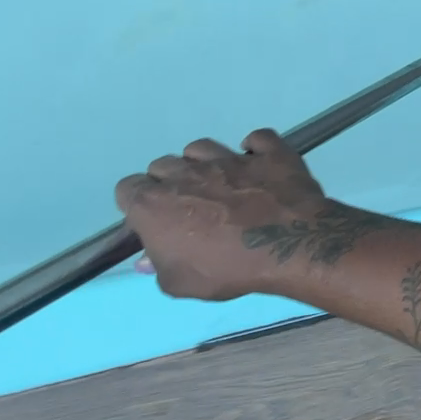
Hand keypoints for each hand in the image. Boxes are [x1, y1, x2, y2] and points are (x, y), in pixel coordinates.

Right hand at [115, 128, 329, 299]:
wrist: (291, 245)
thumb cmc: (229, 268)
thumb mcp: (179, 282)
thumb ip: (159, 265)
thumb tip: (149, 257)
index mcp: (154, 202)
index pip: (129, 189)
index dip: (141, 203)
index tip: (157, 217)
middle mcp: (188, 173)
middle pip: (165, 166)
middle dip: (171, 182)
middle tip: (192, 204)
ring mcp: (232, 159)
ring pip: (203, 147)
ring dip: (205, 162)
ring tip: (221, 183)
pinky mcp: (272, 153)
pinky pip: (260, 137)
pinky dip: (257, 147)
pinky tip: (260, 162)